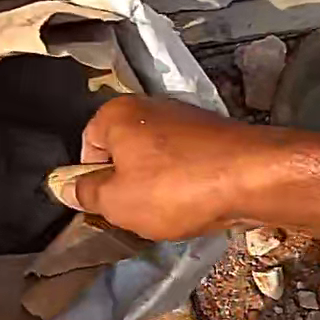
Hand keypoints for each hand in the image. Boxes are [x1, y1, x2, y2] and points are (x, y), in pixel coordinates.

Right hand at [71, 96, 283, 239]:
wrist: (253, 177)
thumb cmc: (175, 187)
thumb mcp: (116, 201)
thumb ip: (86, 193)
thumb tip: (65, 185)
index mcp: (118, 112)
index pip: (87, 146)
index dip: (93, 180)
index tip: (108, 204)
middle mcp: (152, 106)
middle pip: (125, 153)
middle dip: (129, 185)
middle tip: (139, 213)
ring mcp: (187, 119)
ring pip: (158, 161)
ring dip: (160, 188)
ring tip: (173, 212)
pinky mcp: (215, 136)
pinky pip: (188, 164)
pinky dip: (188, 184)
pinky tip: (198, 203)